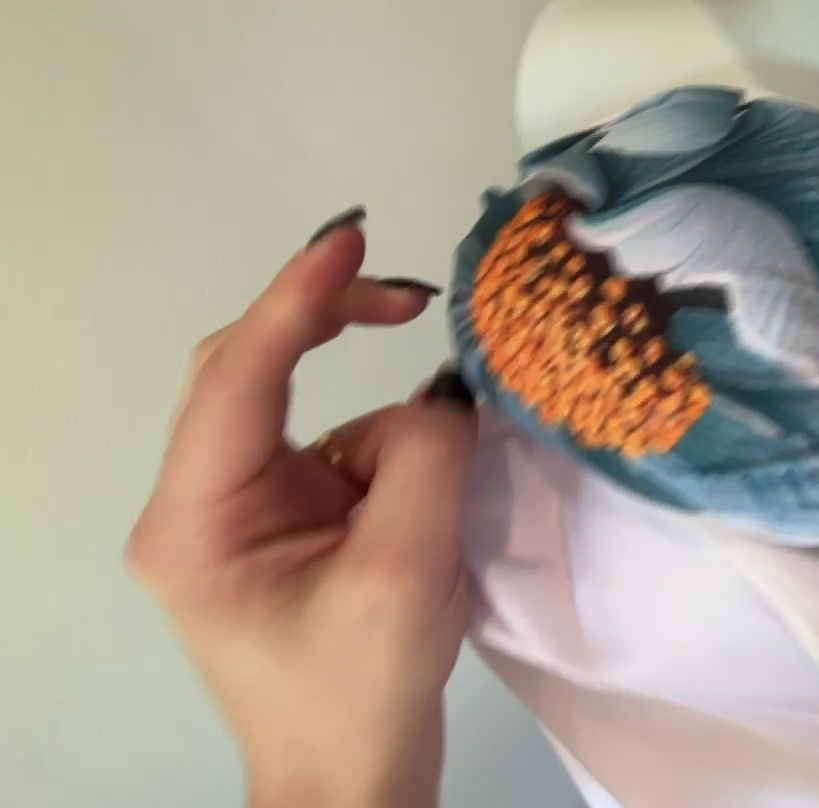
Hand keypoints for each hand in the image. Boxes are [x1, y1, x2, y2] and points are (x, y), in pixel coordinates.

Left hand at [127, 209, 476, 807]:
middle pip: (254, 372)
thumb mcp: (405, 567)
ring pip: (324, 414)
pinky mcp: (305, 517)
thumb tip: (444, 393)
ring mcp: (258, 508)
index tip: (351, 236)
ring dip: (393, 421)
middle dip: (331, 322)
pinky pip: (358, 449)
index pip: (238, 375)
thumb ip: (427, 459)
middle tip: (418, 303)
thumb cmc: (362, 681)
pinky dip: (406, 448)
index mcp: (201, 516)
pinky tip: (436, 496)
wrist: (354, 769)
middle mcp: (212, 500)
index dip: (296, 298)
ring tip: (443, 479)